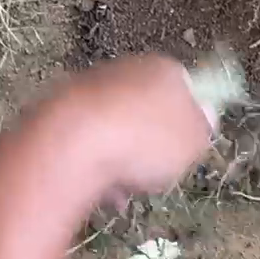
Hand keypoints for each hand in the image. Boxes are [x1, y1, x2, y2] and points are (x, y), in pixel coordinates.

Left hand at [8, 55, 212, 203]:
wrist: (71, 142)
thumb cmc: (145, 139)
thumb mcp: (194, 140)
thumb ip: (201, 127)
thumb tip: (200, 115)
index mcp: (162, 68)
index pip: (184, 86)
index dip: (187, 118)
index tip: (184, 147)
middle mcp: (124, 69)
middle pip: (145, 107)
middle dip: (149, 141)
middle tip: (155, 171)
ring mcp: (87, 87)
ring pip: (114, 128)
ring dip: (120, 157)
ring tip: (124, 189)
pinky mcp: (58, 110)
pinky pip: (86, 142)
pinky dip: (93, 164)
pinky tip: (98, 190)